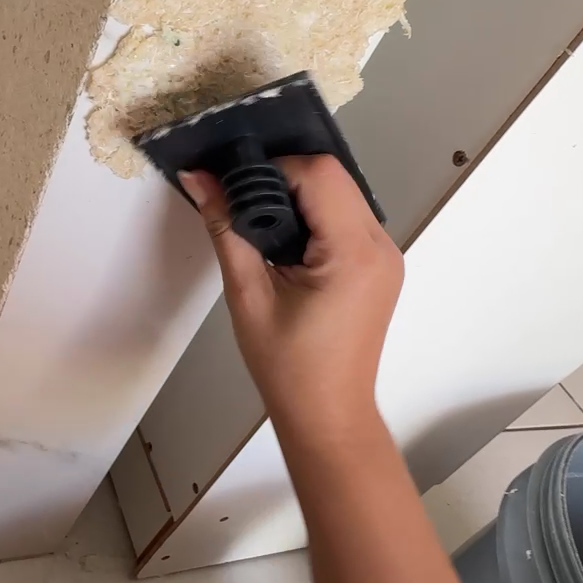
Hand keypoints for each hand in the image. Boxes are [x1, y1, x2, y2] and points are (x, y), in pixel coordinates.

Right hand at [180, 156, 403, 447]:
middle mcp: (381, 245)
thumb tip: (196, 176)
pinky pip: (347, 216)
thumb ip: (226, 226)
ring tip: (260, 219)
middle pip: (334, 177)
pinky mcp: (379, 265)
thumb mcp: (247, 292)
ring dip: (298, 193)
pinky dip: (314, 212)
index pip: (318, 174)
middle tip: (242, 199)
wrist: (326, 413)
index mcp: (354, 253)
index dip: (272, 168)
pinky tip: (284, 236)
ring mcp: (386, 255)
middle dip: (284, 177)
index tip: (236, 186)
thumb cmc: (285, 362)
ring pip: (342, 192)